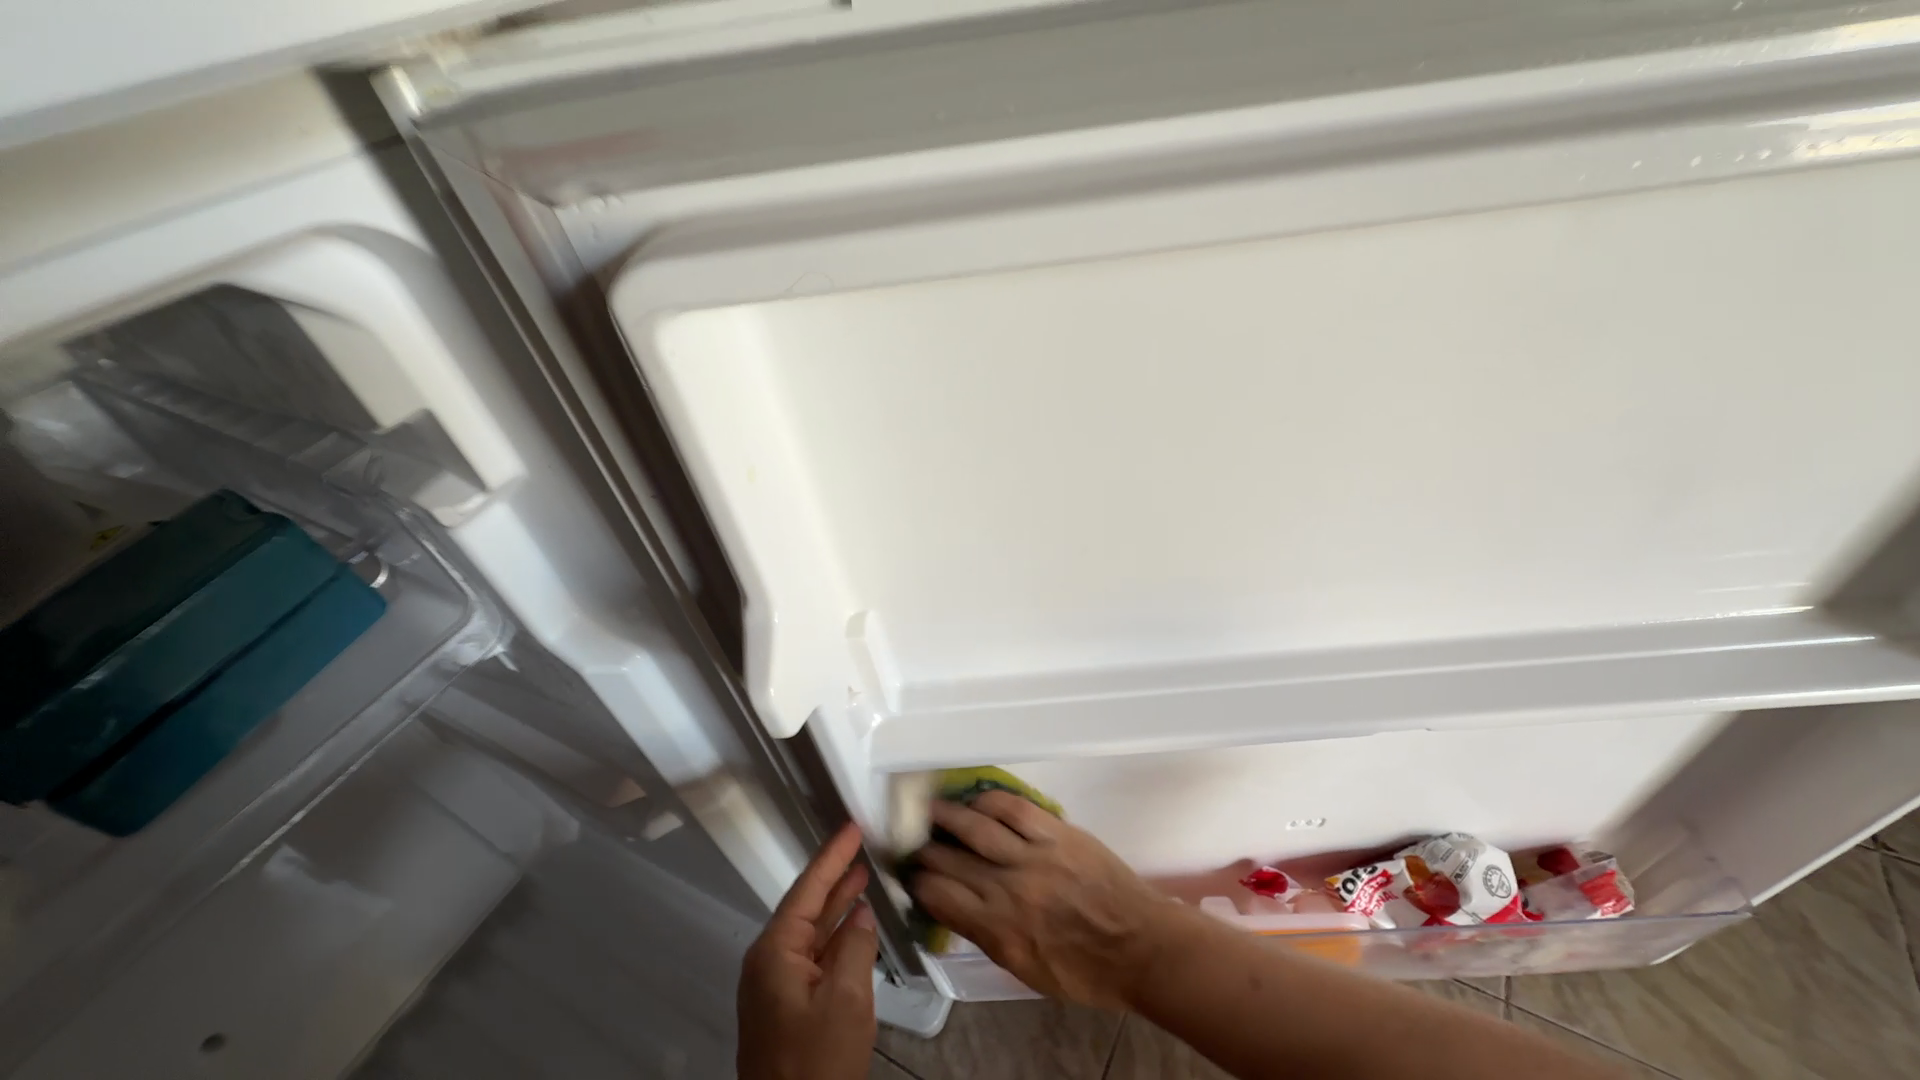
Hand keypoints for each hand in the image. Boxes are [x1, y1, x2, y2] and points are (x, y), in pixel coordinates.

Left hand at [738, 823, 879, 1079]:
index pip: (807, 889)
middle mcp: (769, 961)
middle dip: (834, 876)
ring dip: (836, 906)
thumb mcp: (846, 998)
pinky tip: (854, 926)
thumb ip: (855, 946)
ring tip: (862, 877)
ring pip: (810, 932)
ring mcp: (776, 985)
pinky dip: (835, 937)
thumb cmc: (817, 1058)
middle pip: (806, 906)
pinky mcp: (786, 1005)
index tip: (851, 827)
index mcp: (775, 951)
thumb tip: (860, 917)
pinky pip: (813, 957)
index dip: (832, 856)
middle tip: (861, 845)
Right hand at [909, 791, 1168, 1008]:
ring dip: (946, 816)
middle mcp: (1008, 889)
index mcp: (998, 930)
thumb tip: (955, 908)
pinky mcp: (1057, 833)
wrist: (1141, 947)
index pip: (938, 897)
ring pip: (974, 826)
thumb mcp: (1025, 969)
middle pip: (949, 860)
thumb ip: (987, 936)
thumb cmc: (1085, 971)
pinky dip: (988, 800)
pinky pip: (1013, 807)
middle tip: (916, 843)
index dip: (918, 885)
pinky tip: (977, 801)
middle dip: (926, 851)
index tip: (913, 878)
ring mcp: (1033, 856)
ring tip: (931, 811)